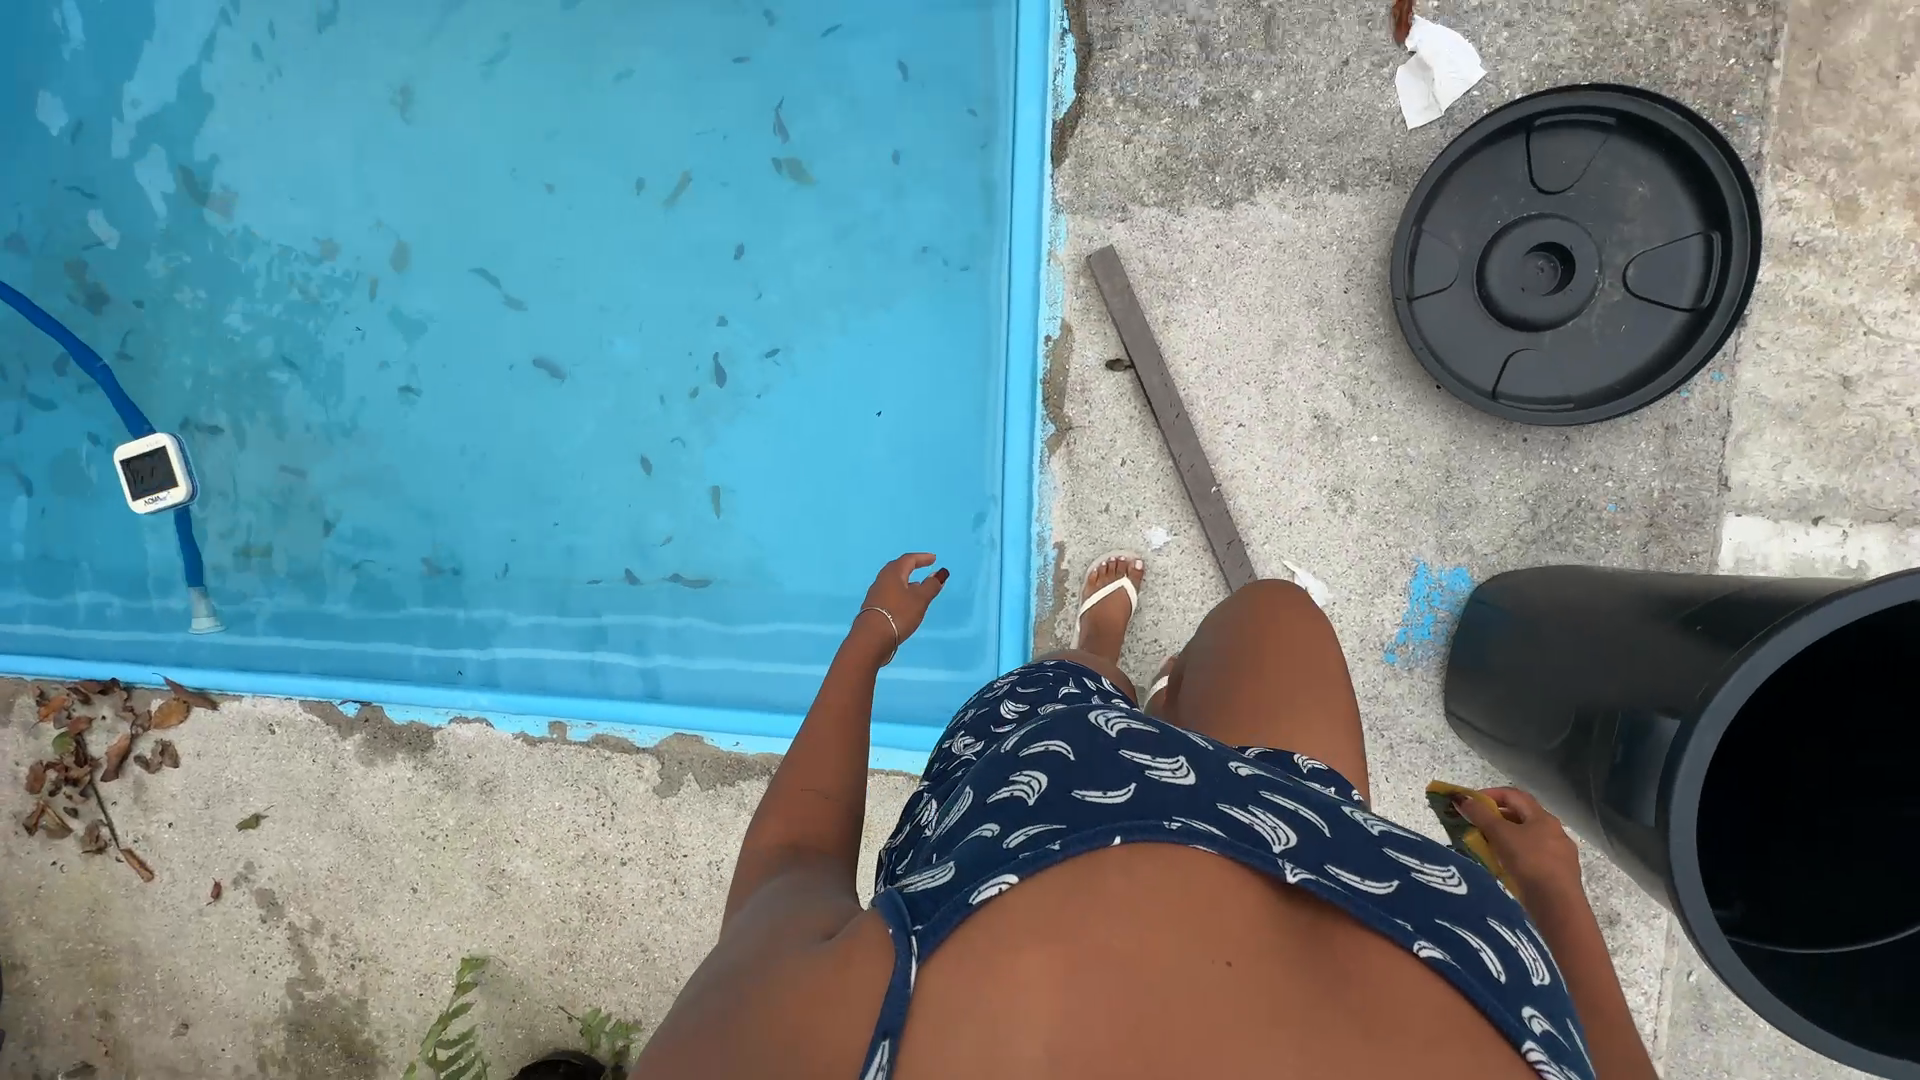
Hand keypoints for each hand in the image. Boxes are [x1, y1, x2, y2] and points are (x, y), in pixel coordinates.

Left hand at [856, 554, 949, 658]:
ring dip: (906, 582)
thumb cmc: (899, 614)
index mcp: (893, 573)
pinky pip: (890, 594)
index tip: (934, 559)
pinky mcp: (873, 608)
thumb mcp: (920, 599)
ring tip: (918, 587)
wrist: (871, 639)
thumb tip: (939, 573)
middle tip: (922, 567)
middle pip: (897, 569)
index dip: (922, 558)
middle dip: (911, 567)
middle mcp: (882, 580)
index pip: (908, 560)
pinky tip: (906, 604)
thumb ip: (931, 586)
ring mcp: (876, 594)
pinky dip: (900, 594)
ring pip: (893, 583)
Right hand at [1453, 787, 1583, 909]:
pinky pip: (1533, 855)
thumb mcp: (1499, 833)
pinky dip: (1516, 853)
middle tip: (1476, 824)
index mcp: (1543, 817)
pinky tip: (1506, 864)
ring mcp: (1560, 853)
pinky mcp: (1559, 872)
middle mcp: (1555, 831)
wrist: (1557, 904)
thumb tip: (1461, 798)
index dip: (1489, 794)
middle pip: (1521, 815)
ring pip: (1527, 836)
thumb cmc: (1528, 861)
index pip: (1513, 795)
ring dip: (1506, 836)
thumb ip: (1479, 814)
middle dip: (1495, 816)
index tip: (1470, 804)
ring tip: (1488, 845)